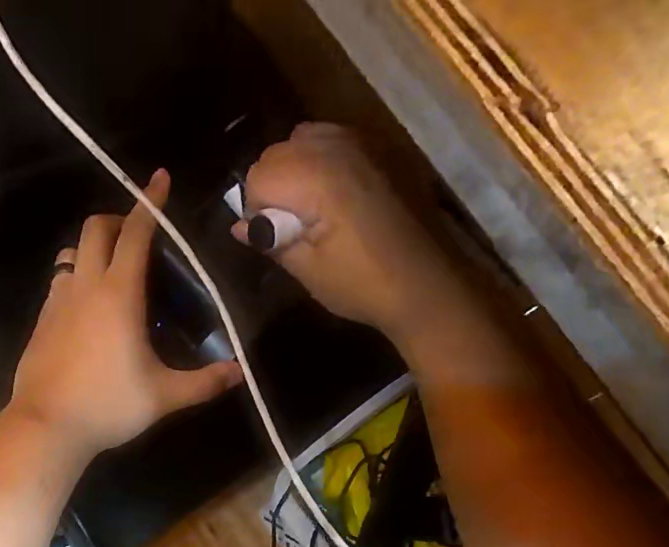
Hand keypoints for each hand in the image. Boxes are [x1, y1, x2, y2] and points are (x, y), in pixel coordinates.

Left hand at [5, 170, 243, 459]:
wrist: (47, 427)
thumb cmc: (109, 406)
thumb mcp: (164, 397)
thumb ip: (204, 383)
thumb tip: (240, 373)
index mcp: (119, 295)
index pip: (135, 234)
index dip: (150, 203)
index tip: (161, 180)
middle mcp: (85, 287)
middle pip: (95, 228)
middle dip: (117, 219)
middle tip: (140, 237)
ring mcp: (57, 302)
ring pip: (71, 254)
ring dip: (93, 249)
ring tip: (113, 272)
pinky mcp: (41, 322)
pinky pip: (59, 283)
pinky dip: (76, 278)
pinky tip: (88, 308)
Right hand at [234, 124, 461, 340]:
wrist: (428, 283)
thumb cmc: (363, 284)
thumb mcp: (308, 270)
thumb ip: (271, 240)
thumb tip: (240, 227)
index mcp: (316, 176)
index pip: (259, 175)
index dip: (256, 210)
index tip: (272, 238)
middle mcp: (338, 145)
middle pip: (278, 152)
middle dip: (273, 186)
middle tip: (289, 227)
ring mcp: (365, 141)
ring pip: (306, 139)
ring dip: (297, 171)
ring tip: (313, 211)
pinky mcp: (384, 148)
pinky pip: (337, 140)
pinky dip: (324, 162)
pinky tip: (338, 200)